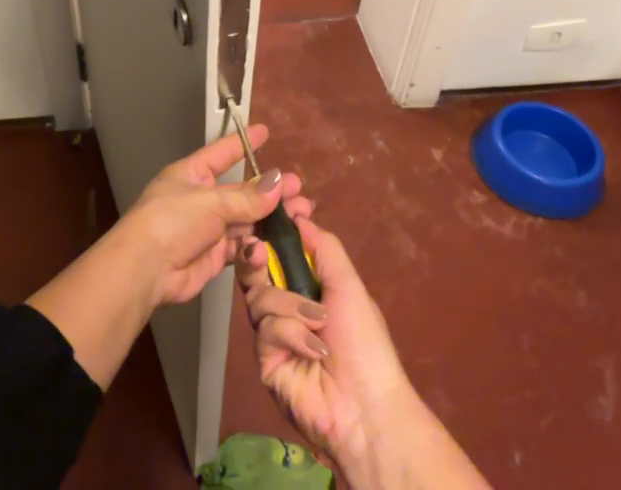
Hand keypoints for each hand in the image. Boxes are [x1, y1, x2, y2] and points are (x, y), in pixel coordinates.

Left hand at [111, 122, 310, 305]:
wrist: (147, 268)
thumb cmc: (172, 221)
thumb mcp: (210, 202)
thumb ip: (247, 197)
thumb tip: (279, 183)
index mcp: (192, 174)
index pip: (221, 153)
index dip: (242, 143)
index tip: (265, 132)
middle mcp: (201, 198)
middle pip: (242, 191)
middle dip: (270, 190)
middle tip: (299, 189)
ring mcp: (208, 228)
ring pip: (247, 219)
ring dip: (272, 218)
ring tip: (301, 215)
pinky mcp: (216, 255)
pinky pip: (243, 245)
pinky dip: (259, 243)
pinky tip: (280, 241)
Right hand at [235, 218, 415, 466]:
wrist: (365, 404)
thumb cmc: (365, 342)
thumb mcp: (349, 286)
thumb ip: (323, 247)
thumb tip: (299, 216)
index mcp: (307, 288)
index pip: (277, 252)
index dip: (270, 233)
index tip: (268, 216)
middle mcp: (286, 306)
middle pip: (255, 270)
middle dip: (256, 257)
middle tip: (258, 251)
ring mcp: (273, 332)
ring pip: (259, 297)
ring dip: (290, 306)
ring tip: (319, 324)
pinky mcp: (264, 357)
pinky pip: (266, 328)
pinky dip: (291, 333)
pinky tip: (313, 349)